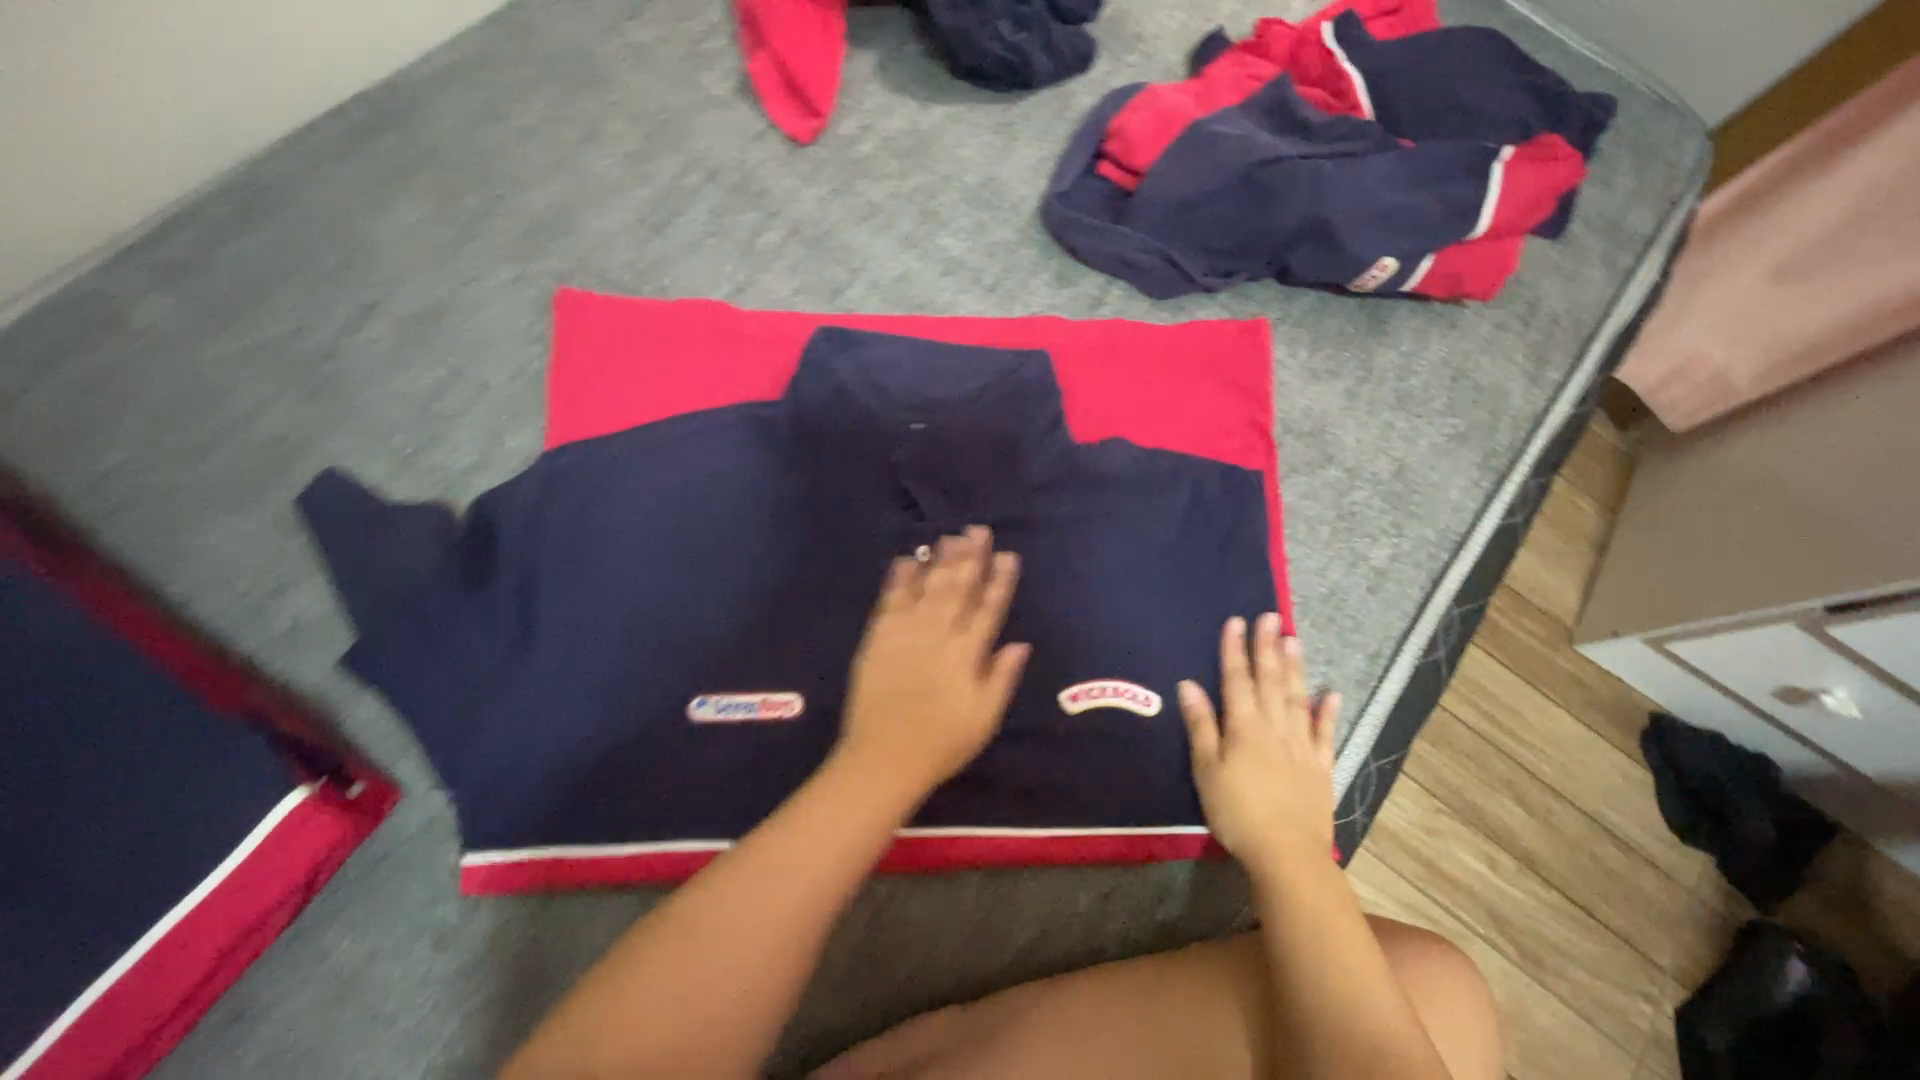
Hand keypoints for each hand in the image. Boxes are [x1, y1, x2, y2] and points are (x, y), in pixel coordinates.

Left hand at [836, 526, 1030, 799]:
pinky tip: (906, 560)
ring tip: (949, 536)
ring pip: (926, 588)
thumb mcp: (985, 717)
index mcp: (967, 653)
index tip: (1009, 555)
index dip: (1000, 580)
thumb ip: (1002, 676)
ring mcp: (905, 634)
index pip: (989, 608)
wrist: (884, 758)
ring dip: (938, 560)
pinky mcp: (877, 639)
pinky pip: (890, 601)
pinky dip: (899, 579)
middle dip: (970, 557)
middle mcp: (938, 635)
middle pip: (957, 588)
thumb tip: (1019, 643)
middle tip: (977, 529)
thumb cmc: (942, 743)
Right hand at [1179, 613, 1341, 875]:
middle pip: (1270, 682)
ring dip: (1295, 669)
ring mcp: (1301, 747)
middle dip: (1267, 648)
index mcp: (1244, 728)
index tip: (1236, 621)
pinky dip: (1328, 712)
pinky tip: (1331, 694)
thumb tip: (1189, 685)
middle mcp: (1275, 729)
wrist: (1287, 853)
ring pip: (1298, 700)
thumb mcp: (1206, 771)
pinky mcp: (1321, 768)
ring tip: (1294, 640)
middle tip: (1270, 616)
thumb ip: (1201, 726)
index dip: (1235, 650)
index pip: (1237, 681)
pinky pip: (1325, 734)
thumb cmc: (1236, 813)